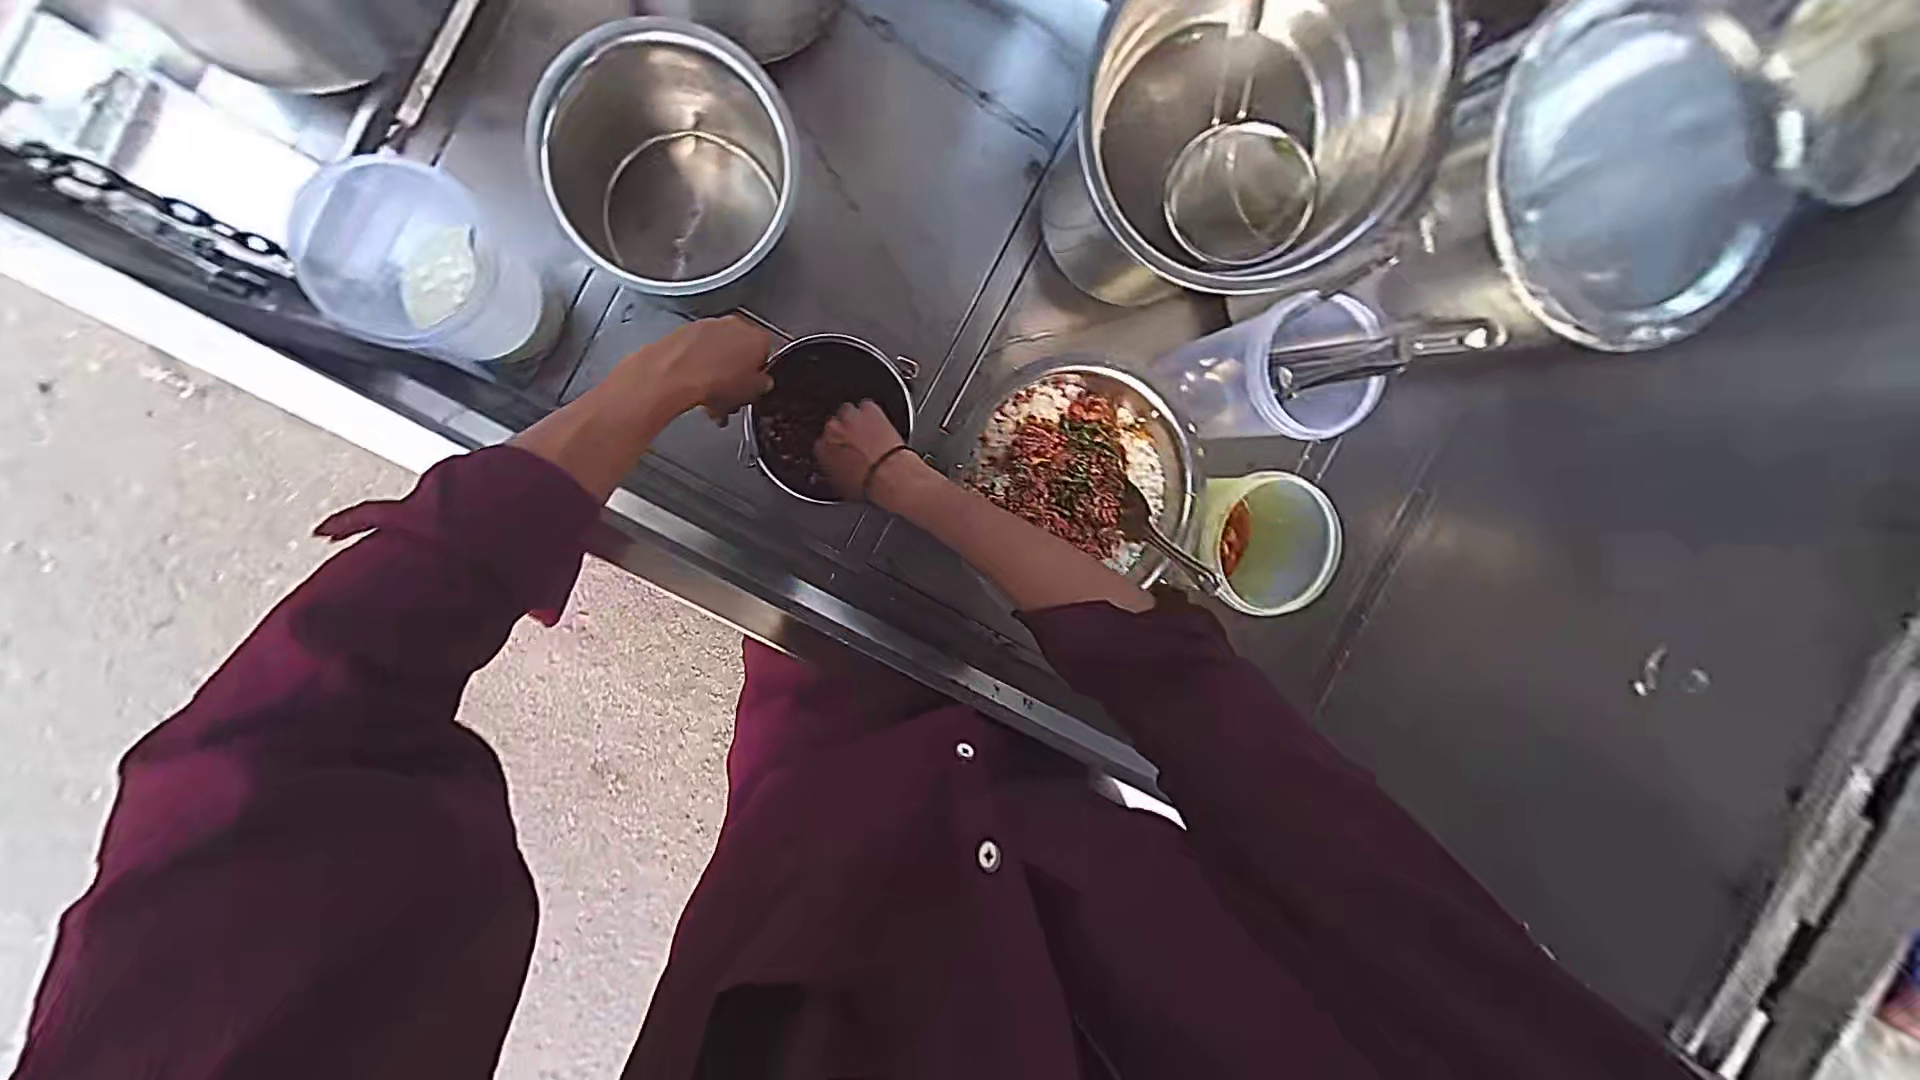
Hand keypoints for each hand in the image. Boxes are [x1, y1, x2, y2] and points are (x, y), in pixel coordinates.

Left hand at [623, 315, 774, 422]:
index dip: (759, 372)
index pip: (767, 352)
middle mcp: (733, 325)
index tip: (753, 385)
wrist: (673, 375)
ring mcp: (707, 325)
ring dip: (717, 371)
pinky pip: (698, 350)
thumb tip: (761, 383)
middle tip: (733, 393)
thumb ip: (762, 384)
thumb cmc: (713, 381)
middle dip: (737, 372)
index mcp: (757, 337)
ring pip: (719, 351)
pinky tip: (695, 386)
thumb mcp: (751, 392)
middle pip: (741, 350)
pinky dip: (698, 365)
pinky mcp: (684, 330)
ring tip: (711, 396)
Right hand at [815, 400, 915, 502]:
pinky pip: (867, 406)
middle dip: (845, 433)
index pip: (822, 443)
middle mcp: (832, 430)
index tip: (843, 452)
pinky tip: (880, 427)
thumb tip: (832, 474)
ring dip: (857, 421)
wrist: (890, 476)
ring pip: (849, 411)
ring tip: (870, 434)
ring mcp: (850, 417)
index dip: (835, 447)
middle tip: (858, 444)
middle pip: (835, 425)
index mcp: (822, 448)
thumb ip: (831, 473)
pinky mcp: (869, 409)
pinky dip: (873, 414)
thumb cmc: (869, 484)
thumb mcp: (841, 486)